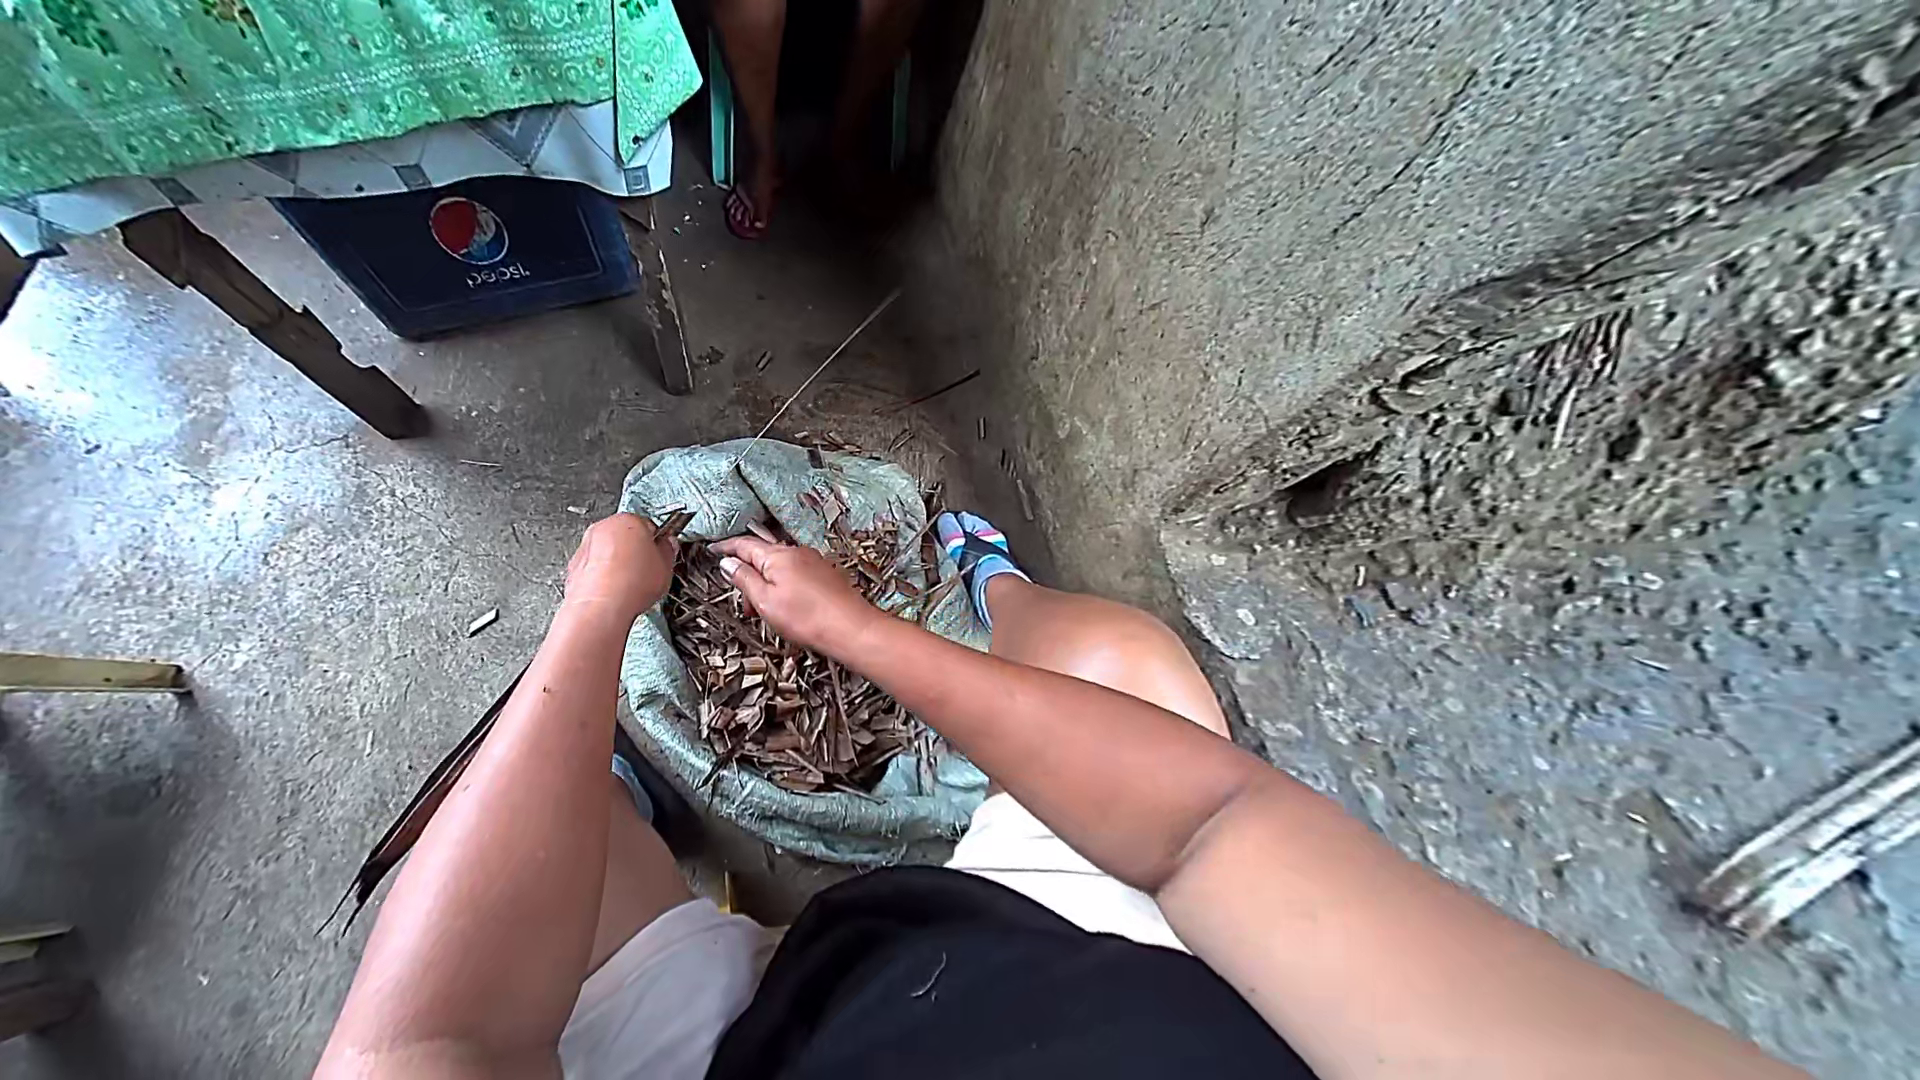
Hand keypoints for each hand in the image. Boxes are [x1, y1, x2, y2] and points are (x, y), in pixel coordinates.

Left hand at [562, 513, 677, 621]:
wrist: (602, 606)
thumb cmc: (631, 583)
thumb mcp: (666, 566)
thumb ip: (667, 550)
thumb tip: (667, 546)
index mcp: (628, 520)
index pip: (648, 524)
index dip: (657, 541)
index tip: (661, 552)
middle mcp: (603, 528)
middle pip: (625, 535)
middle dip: (636, 549)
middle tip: (649, 568)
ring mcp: (586, 546)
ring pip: (608, 550)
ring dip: (618, 562)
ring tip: (632, 582)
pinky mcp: (574, 566)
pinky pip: (595, 566)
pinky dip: (603, 575)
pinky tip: (617, 589)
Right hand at [709, 535, 880, 653]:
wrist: (851, 628)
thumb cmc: (809, 617)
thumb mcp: (765, 601)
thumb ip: (744, 579)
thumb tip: (728, 563)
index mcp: (779, 555)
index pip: (744, 544)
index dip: (726, 547)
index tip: (714, 549)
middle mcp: (798, 552)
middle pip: (763, 558)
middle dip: (749, 578)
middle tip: (746, 605)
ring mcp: (815, 562)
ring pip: (781, 569)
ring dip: (768, 587)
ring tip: (769, 614)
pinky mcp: (826, 575)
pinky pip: (797, 576)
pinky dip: (786, 589)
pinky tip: (789, 610)